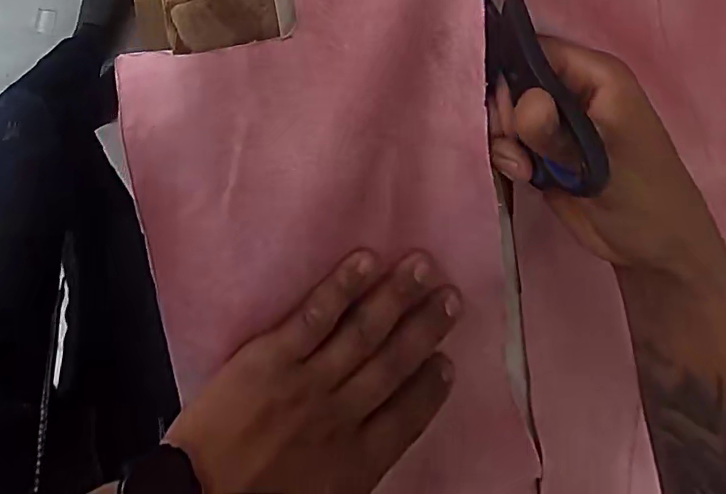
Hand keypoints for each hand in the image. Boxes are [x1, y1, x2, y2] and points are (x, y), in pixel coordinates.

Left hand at [163, 250, 461, 493]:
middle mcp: (340, 416)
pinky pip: (317, 314)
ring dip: (396, 296)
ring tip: (422, 266)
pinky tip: (367, 261)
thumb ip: (354, 465)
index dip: (430, 388)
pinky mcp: (274, 354)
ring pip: (364, 331)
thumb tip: (381, 430)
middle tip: (451, 295)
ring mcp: (308, 381)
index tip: (448, 361)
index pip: (406, 418)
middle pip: (393, 363)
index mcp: (354, 463)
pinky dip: (344, 286)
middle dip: (426, 326)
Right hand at [489, 37, 724, 282]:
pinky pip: (508, 136)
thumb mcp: (601, 165)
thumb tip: (521, 103)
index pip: (537, 50)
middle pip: (514, 79)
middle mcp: (574, 88)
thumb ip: (556, 132)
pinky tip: (523, 175)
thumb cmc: (644, 200)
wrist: (654, 254)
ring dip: (504, 139)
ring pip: (507, 109)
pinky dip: (507, 154)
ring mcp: (557, 118)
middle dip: (506, 113)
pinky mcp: (544, 145)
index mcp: (596, 75)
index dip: (514, 74)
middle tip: (517, 146)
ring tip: (523, 168)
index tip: (507, 113)